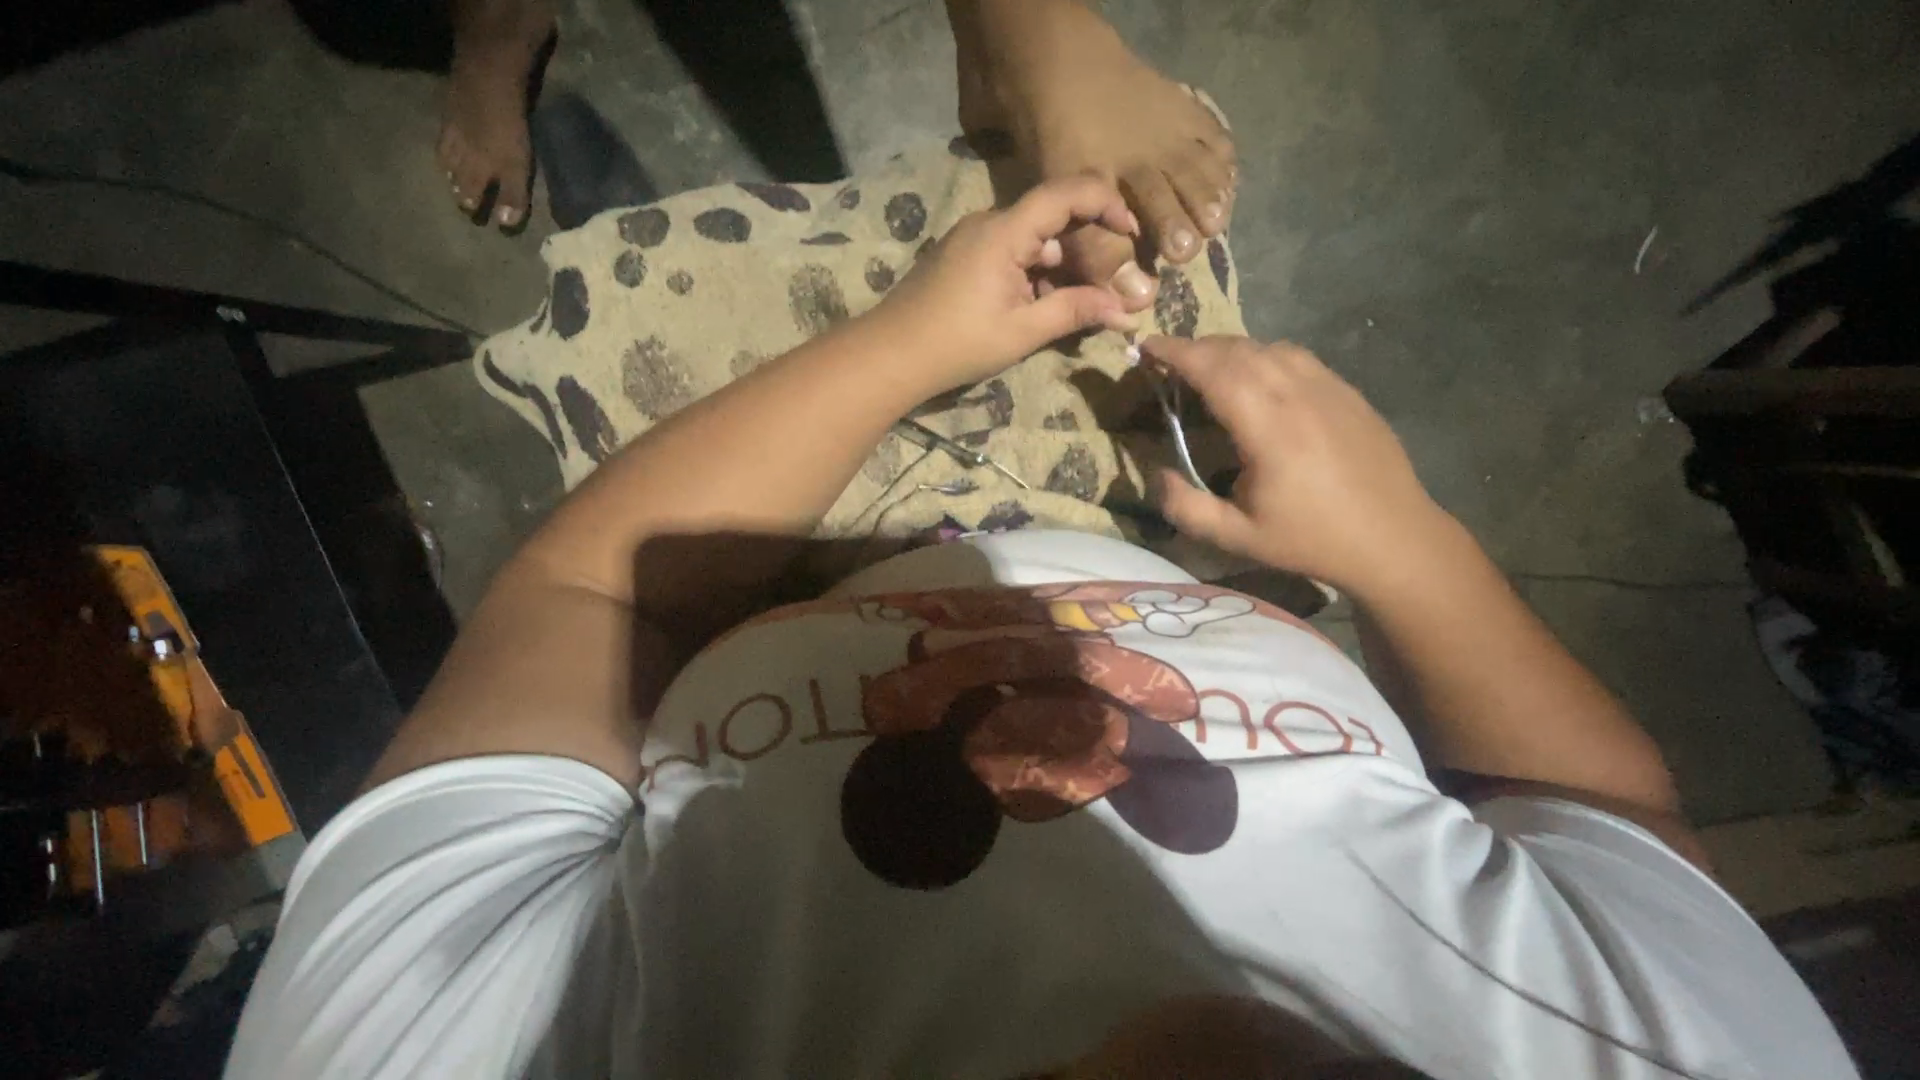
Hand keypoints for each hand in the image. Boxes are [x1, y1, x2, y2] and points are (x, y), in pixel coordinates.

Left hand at [868, 174, 1139, 392]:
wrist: (889, 355)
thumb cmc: (956, 343)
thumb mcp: (1022, 331)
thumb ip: (1075, 312)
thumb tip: (1127, 311)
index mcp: (1004, 231)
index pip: (1066, 192)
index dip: (1106, 202)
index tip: (1133, 230)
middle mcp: (989, 223)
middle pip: (1052, 221)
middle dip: (1089, 251)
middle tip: (1118, 287)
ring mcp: (973, 240)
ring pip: (1033, 242)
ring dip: (1064, 269)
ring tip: (1091, 304)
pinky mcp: (964, 259)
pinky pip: (1011, 255)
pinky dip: (1037, 276)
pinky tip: (1051, 306)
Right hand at [1145, 335, 1459, 597]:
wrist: (1393, 538)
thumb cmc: (1311, 540)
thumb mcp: (1237, 537)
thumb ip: (1185, 508)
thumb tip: (1156, 474)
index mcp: (1269, 427)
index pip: (1214, 370)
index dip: (1176, 352)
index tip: (1146, 346)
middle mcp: (1298, 394)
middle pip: (1238, 350)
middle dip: (1197, 348)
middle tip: (1167, 361)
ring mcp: (1328, 387)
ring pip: (1269, 347)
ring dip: (1230, 349)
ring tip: (1206, 366)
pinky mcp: (1347, 391)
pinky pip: (1296, 357)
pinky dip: (1263, 356)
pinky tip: (1256, 377)